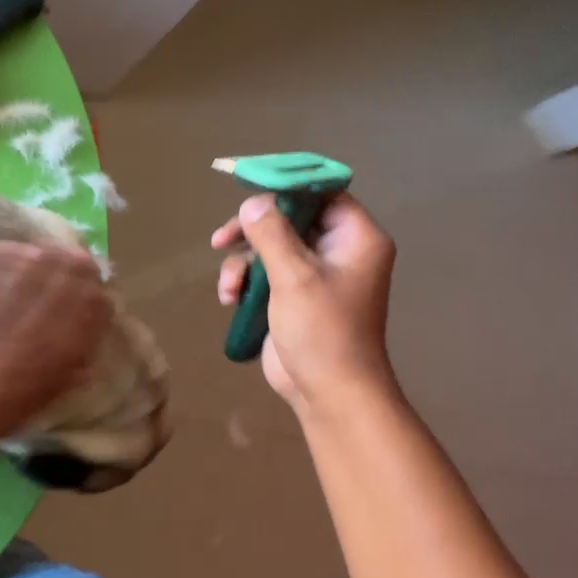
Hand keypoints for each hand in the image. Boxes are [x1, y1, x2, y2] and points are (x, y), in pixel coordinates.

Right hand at [211, 192, 396, 411]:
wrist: (328, 388)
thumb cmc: (322, 330)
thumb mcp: (294, 277)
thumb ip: (272, 235)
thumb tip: (253, 202)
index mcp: (355, 240)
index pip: (323, 195)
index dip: (287, 189)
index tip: (249, 192)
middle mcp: (338, 252)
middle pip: (289, 220)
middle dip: (252, 232)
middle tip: (221, 240)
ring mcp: (315, 276)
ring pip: (270, 249)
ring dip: (242, 264)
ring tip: (229, 288)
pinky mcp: (294, 298)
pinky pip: (264, 275)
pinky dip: (244, 283)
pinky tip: (231, 300)